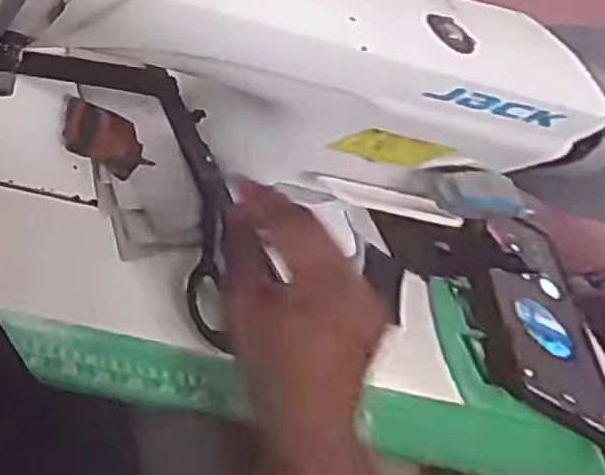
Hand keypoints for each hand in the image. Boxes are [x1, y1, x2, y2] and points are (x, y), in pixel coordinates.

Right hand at [224, 184, 387, 470]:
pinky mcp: (369, 311)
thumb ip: (239, 252)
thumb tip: (235, 221)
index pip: (292, 223)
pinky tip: (292, 245)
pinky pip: (340, 262)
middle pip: (316, 227)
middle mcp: (354, 288)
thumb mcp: (241, 302)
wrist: (308, 415)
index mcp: (323, 284)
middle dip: (279, 208)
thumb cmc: (272, 367)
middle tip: (251, 196)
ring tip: (267, 216)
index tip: (240, 187)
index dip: (262, 199)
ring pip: (330, 242)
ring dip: (297, 226)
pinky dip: (313, 247)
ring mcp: (367, 301)